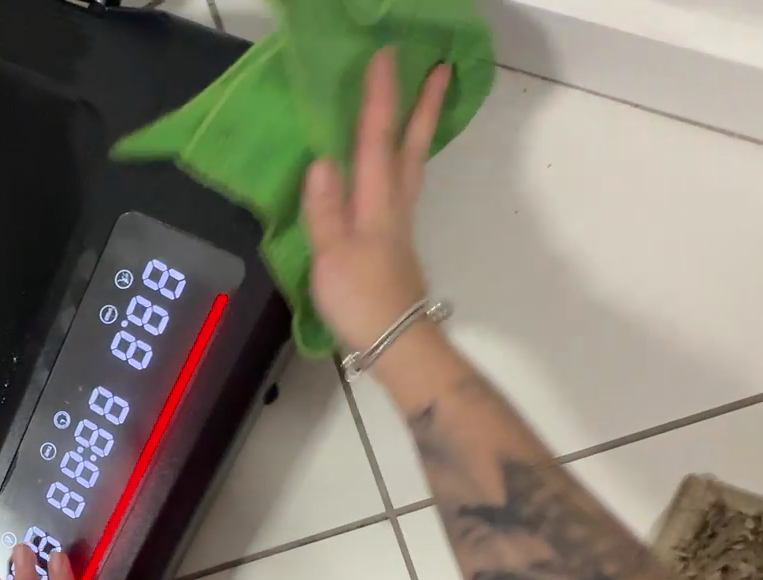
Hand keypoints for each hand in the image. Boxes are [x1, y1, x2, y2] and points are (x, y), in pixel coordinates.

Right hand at [302, 48, 450, 349]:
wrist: (394, 340)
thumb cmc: (359, 300)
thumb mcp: (331, 257)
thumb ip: (325, 211)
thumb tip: (321, 161)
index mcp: (375, 206)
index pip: (376, 142)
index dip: (380, 99)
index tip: (386, 56)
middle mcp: (393, 207)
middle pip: (411, 148)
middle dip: (422, 106)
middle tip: (441, 67)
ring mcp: (398, 226)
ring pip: (413, 166)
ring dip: (420, 131)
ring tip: (428, 105)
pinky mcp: (396, 244)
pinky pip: (404, 188)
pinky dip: (405, 164)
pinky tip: (395, 168)